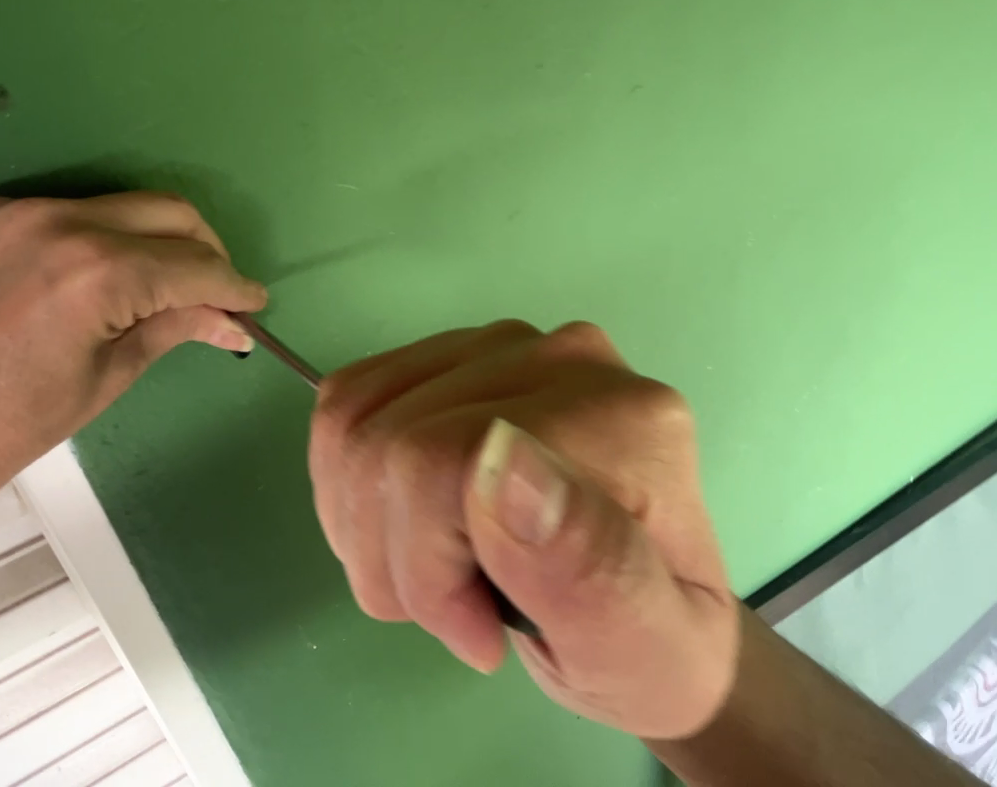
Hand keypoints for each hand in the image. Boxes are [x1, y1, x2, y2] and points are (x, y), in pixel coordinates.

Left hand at [0, 192, 265, 539]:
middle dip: (203, 249)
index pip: (194, 265)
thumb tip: (232, 323)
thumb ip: (171, 332)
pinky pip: (44, 215)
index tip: (252, 304)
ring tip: (147, 289)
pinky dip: (78, 242)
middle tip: (213, 292)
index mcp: (94, 273)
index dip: (233, 287)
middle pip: (164, 211)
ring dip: (144, 242)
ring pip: (106, 208)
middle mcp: (52, 221)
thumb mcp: (100, 384)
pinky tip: (70, 284)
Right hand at [309, 320, 738, 739]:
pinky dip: (351, 485)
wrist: (642, 615)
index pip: (444, 459)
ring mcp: (501, 345)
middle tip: (462, 613)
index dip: (427, 566)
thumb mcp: (645, 652)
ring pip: (356, 420)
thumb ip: (588, 567)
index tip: (479, 635)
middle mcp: (562, 356)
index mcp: (621, 420)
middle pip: (392, 441)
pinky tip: (409, 527)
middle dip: (396, 559)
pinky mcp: (451, 355)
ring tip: (441, 576)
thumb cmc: (647, 648)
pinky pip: (349, 401)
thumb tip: (499, 459)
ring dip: (367, 527)